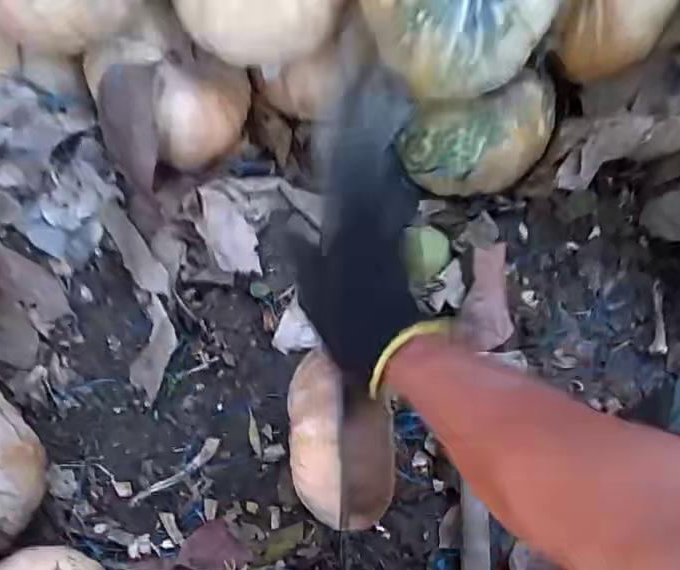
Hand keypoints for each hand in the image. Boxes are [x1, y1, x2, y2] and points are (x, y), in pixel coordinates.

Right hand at [295, 81, 421, 394]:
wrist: (395, 351)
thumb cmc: (350, 330)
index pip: (339, 184)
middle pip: (363, 178)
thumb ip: (300, 254)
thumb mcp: (315, 298)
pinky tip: (393, 178)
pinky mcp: (399, 254)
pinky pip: (395, 213)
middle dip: (361, 143)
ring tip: (376, 130)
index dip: (339, 150)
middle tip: (360, 107)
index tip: (336, 117)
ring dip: (377, 162)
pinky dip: (392, 192)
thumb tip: (280, 217)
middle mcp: (368, 232)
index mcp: (344, 239)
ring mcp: (386, 241)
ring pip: (381, 191)